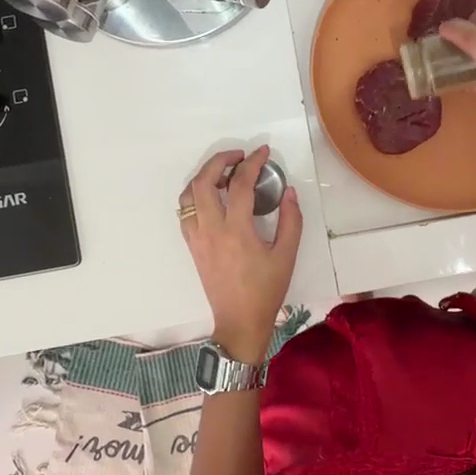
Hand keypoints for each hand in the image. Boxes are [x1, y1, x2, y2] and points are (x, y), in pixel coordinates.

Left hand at [177, 145, 301, 359]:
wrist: (239, 322)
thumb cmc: (265, 291)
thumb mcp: (287, 255)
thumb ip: (291, 220)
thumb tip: (288, 191)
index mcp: (236, 231)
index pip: (241, 184)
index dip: (253, 163)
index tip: (263, 152)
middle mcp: (211, 230)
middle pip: (204, 181)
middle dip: (220, 160)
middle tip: (239, 156)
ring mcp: (197, 238)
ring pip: (188, 195)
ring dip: (204, 176)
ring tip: (224, 173)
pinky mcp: (192, 246)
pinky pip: (185, 212)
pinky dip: (195, 196)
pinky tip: (213, 196)